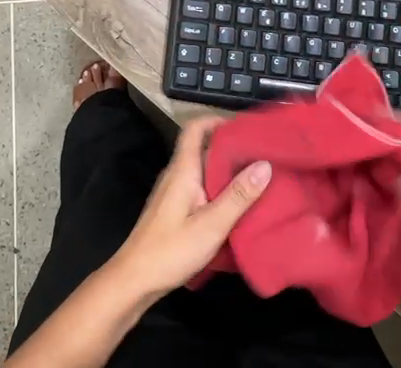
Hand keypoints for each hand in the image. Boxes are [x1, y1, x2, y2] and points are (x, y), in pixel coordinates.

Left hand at [106, 116, 271, 297]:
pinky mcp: (175, 209)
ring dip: (227, 170)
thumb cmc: (172, 249)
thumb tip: (265, 164)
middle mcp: (177, 174)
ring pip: (203, 170)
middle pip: (203, 148)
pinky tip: (238, 204)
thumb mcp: (211, 224)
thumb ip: (238, 195)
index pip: (195, 128)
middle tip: (263, 155)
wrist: (135, 279)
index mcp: (183, 169)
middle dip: (231, 148)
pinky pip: (200, 187)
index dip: (217, 120)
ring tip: (257, 177)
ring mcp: (174, 192)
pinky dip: (219, 188)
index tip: (245, 128)